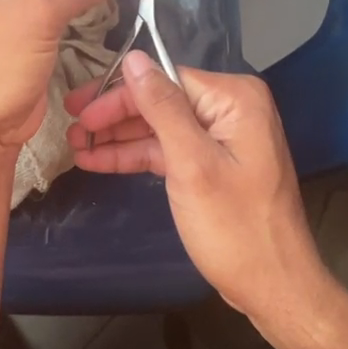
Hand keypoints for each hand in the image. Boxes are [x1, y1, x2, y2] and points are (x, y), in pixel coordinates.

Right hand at [67, 53, 324, 319]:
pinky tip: (99, 160)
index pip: (163, 79)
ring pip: (159, 126)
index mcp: (235, 98)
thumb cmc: (235, 228)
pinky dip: (136, 155)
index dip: (118, 94)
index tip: (78, 109)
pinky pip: (169, 149)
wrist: (275, 290)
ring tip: (76, 146)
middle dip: (114, 116)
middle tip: (72, 128)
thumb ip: (161, 107)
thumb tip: (135, 58)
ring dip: (119, 137)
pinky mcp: (214, 163)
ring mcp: (223, 137)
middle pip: (159, 100)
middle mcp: (231, 109)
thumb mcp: (191, 164)